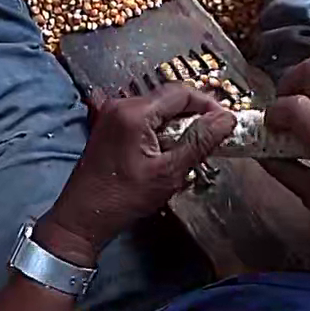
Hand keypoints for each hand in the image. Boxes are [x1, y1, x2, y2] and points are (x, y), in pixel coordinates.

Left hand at [33, 85, 236, 266]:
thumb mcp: (169, 172)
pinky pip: (144, 118)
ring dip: (178, 123)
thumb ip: (199, 142)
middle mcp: (121, 105)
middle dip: (194, 114)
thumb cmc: (123, 198)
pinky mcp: (109, 126)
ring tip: (195, 147)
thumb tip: (227, 118)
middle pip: (168, 98)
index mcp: (135, 112)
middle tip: (214, 137)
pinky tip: (171, 151)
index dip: (208, 104)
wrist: (82, 217)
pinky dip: (161, 129)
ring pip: (157, 108)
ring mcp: (112, 114)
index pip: (181, 92)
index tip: (226, 122)